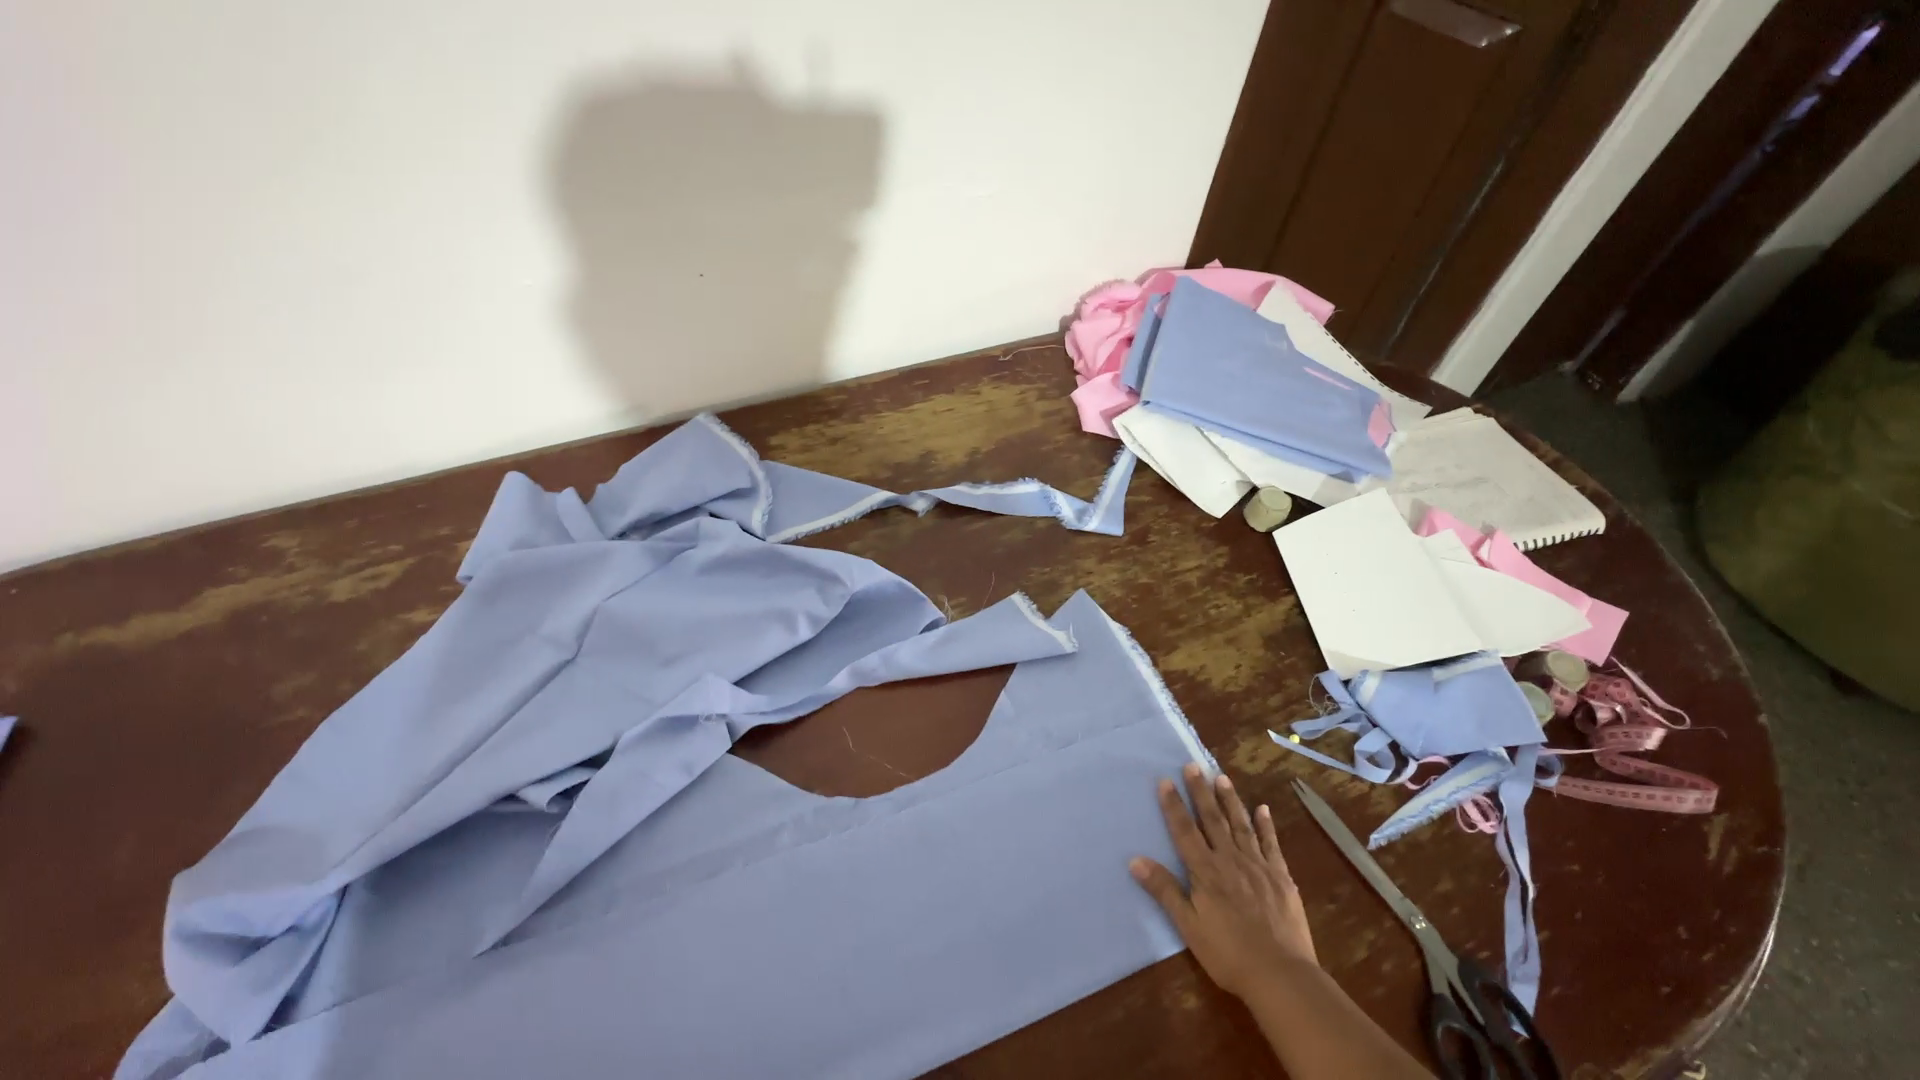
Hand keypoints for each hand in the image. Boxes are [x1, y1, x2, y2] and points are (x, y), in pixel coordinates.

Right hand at [1131, 763, 1317, 998]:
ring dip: (1230, 800)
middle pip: (1213, 820)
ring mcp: (1259, 866)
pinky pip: (1270, 843)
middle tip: (1193, 766)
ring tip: (1221, 777)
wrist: (1281, 974)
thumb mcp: (1189, 926)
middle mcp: (1231, 860)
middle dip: (1201, 792)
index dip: (1174, 805)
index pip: (1185, 831)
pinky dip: (1265, 824)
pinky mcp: (1281, 877)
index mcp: (1206, 872)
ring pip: (1241, 825)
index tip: (1165, 780)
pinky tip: (1262, 809)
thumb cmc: (1228, 953)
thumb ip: (1165, 890)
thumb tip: (1135, 860)